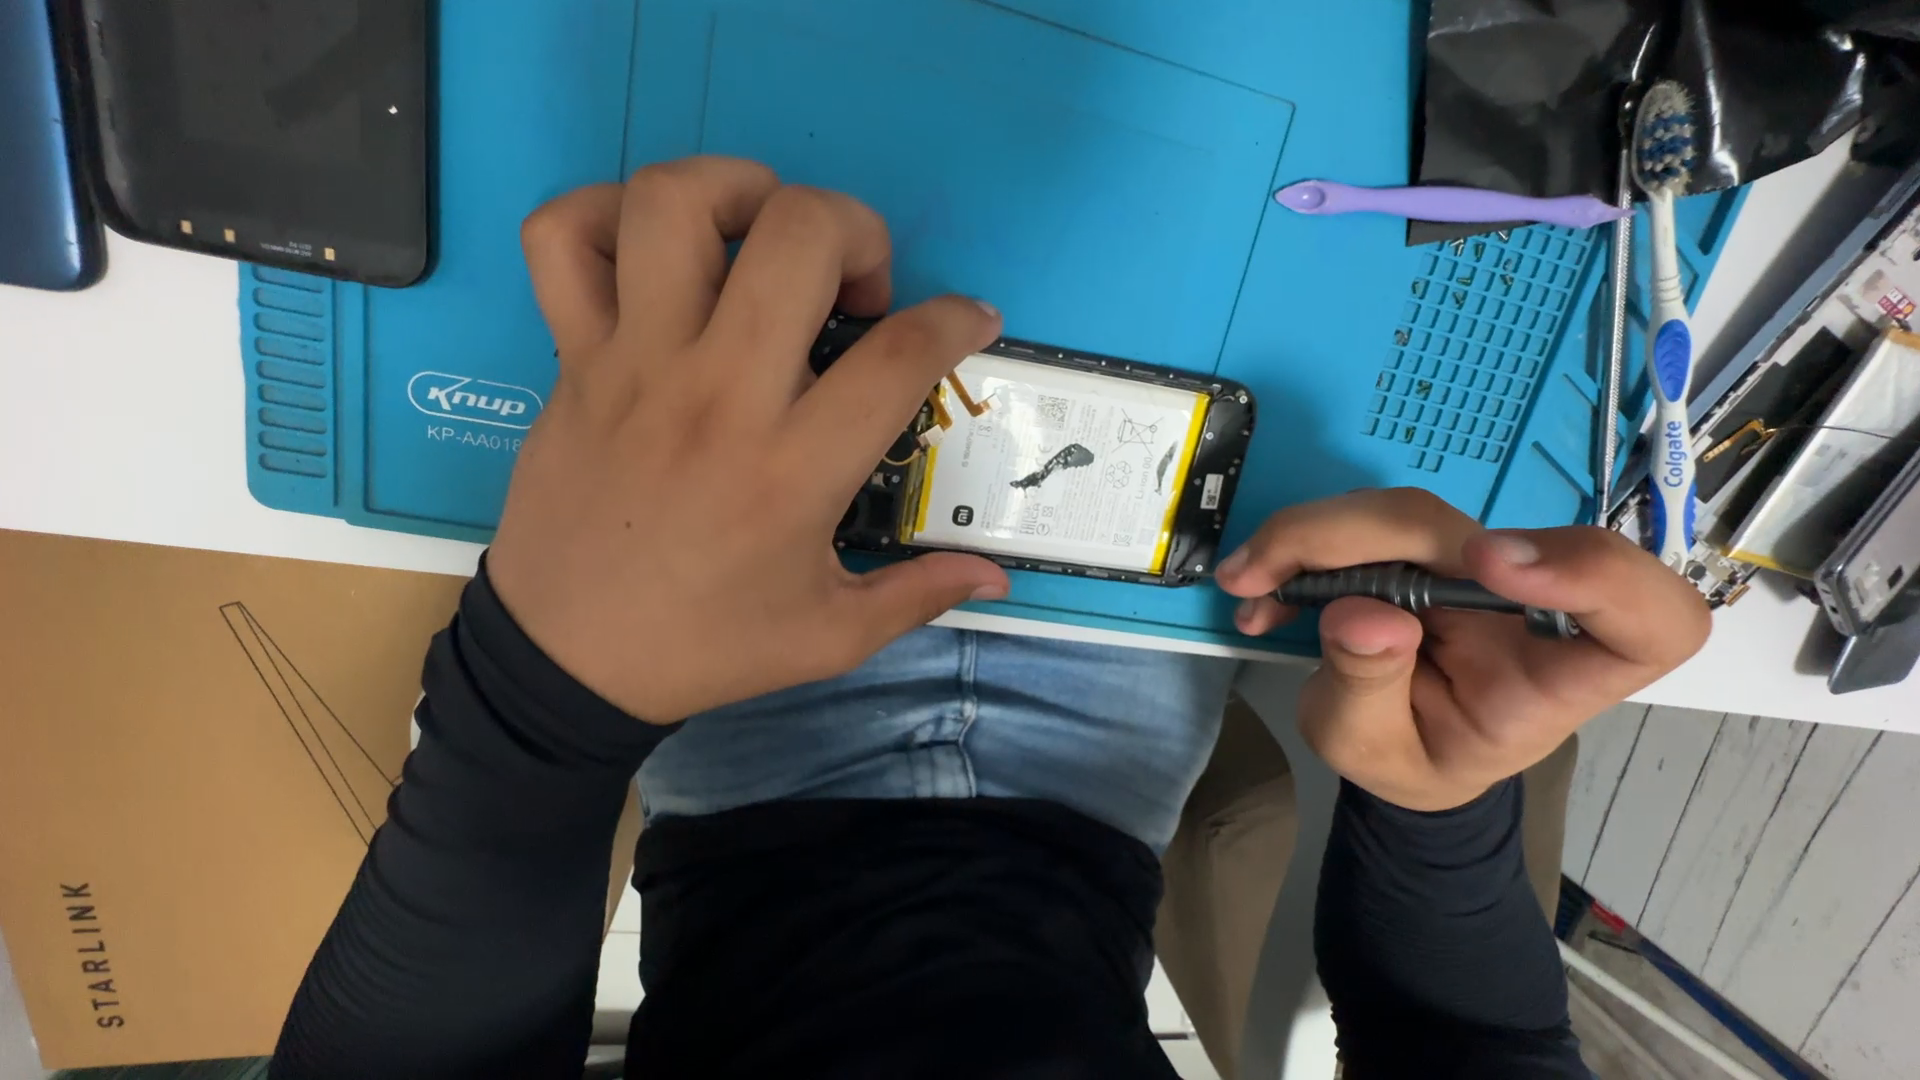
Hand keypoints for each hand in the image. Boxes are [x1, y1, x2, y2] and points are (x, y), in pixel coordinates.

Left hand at [487, 157, 1009, 722]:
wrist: (567, 661)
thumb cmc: (707, 645)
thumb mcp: (830, 638)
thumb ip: (920, 595)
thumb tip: (996, 576)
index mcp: (795, 467)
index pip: (901, 356)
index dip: (957, 320)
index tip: (971, 320)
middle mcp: (719, 394)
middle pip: (799, 236)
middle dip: (859, 231)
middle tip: (860, 288)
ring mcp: (635, 365)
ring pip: (676, 205)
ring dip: (742, 192)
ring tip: (766, 240)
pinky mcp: (573, 360)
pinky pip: (564, 238)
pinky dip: (608, 213)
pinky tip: (659, 255)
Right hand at [1214, 489, 1709, 810]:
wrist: (1396, 743)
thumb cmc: (1410, 760)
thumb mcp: (1373, 751)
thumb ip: (1368, 689)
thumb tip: (1359, 610)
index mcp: (1554, 677)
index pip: (1647, 620)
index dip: (1594, 575)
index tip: (1490, 566)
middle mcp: (1525, 607)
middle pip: (1468, 535)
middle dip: (1350, 538)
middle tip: (1256, 574)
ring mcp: (1472, 570)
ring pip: (1405, 513)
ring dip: (1308, 536)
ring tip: (1245, 587)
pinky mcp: (1422, 551)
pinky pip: (1365, 521)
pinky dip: (1300, 543)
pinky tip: (1259, 587)